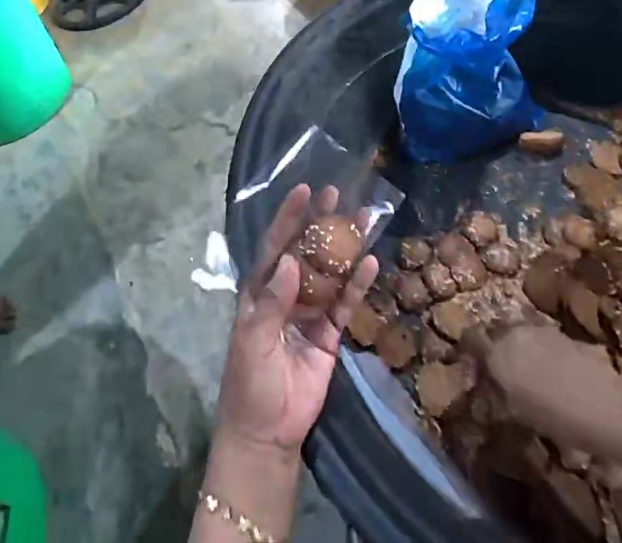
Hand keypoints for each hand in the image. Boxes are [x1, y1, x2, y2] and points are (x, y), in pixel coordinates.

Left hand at [214, 184, 378, 452]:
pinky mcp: (329, 334)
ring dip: (344, 247)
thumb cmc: (250, 381)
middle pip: (305, 251)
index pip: (275, 246)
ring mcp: (309, 311)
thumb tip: (291, 261)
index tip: (303, 190)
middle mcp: (285, 293)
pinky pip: (345, 304)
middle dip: (319, 223)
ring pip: (329, 272)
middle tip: (337, 193)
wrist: (268, 431)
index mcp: (260, 290)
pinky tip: (371, 263)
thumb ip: (272, 301)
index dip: (288, 217)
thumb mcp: (253, 339)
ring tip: (363, 218)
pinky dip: (357, 285)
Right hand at [482, 321, 621, 432]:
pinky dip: (554, 357)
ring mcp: (542, 331)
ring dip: (532, 354)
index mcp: (495, 353)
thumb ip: (505, 394)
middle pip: (504, 339)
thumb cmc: (550, 414)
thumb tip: (502, 390)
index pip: (475, 344)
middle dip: (507, 354)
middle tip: (516, 378)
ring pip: (529, 340)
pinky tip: (567, 379)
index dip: (479, 359)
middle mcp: (514, 334)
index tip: (485, 375)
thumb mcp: (518, 411)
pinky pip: (552, 345)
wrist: (598, 404)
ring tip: (545, 379)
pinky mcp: (568, 336)